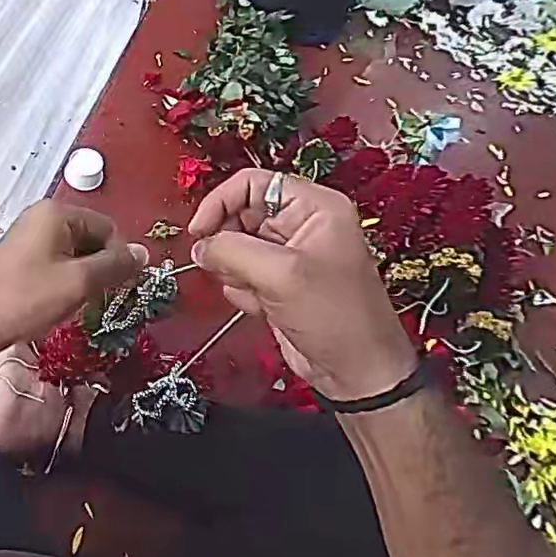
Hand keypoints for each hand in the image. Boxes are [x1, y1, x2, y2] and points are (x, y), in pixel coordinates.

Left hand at [0, 201, 144, 362]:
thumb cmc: (25, 301)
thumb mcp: (79, 283)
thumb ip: (115, 266)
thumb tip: (144, 253)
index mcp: (56, 213)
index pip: (108, 228)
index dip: (117, 259)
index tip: (114, 288)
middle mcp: (41, 216)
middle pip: (93, 237)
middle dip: (98, 267)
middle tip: (92, 298)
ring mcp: (28, 235)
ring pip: (76, 252)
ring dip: (82, 277)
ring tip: (71, 302)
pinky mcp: (20, 255)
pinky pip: (57, 260)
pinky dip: (64, 279)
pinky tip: (56, 301)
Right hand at [190, 169, 416, 401]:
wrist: (356, 372)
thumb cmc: (336, 317)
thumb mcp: (281, 275)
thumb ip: (232, 251)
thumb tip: (200, 245)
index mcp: (314, 207)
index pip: (252, 184)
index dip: (221, 202)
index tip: (199, 230)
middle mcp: (301, 225)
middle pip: (240, 215)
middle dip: (230, 246)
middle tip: (231, 270)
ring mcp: (288, 255)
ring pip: (236, 248)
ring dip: (237, 274)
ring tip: (259, 294)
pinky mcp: (278, 282)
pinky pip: (242, 275)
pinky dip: (244, 292)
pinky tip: (264, 309)